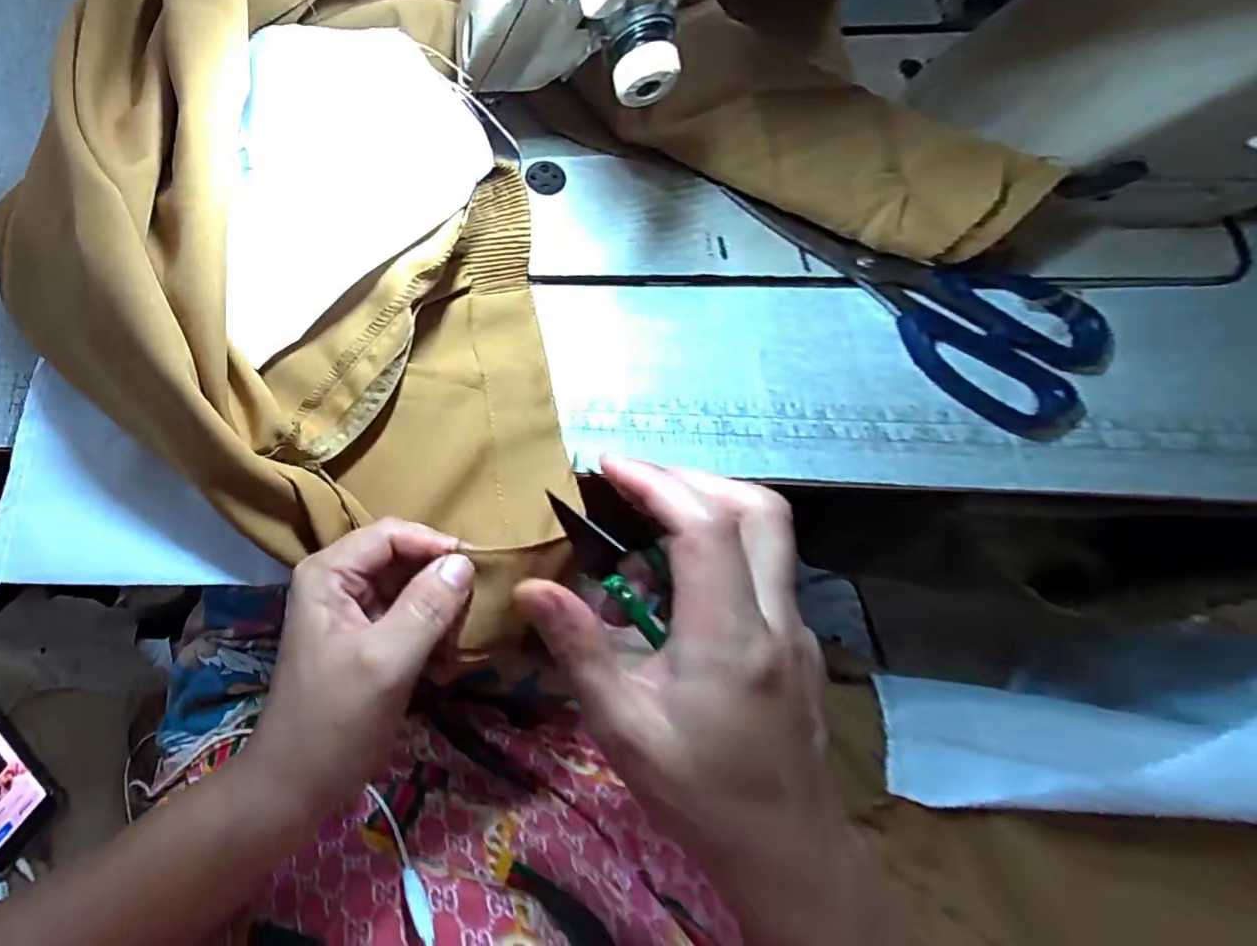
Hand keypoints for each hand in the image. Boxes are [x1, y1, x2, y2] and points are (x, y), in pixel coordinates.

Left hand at [244, 519, 473, 818]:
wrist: (295, 784)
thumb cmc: (334, 721)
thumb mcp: (385, 662)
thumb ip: (425, 608)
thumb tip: (464, 562)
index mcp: (328, 572)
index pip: (389, 535)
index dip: (434, 544)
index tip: (481, 567)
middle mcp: (335, 581)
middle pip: (397, 557)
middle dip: (437, 576)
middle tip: (481, 602)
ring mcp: (347, 610)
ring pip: (404, 587)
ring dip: (437, 605)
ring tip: (469, 629)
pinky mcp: (361, 638)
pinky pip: (402, 616)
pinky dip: (428, 628)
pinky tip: (449, 652)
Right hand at [516, 457, 888, 945]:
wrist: (788, 855)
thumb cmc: (697, 791)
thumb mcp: (621, 726)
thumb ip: (579, 648)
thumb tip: (532, 586)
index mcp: (729, 638)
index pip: (705, 529)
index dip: (656, 484)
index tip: (607, 467)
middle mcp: (773, 620)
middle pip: (757, 511)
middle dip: (688, 479)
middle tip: (626, 484)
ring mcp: (791, 629)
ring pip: (766, 533)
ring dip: (701, 507)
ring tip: (635, 534)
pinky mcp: (790, 640)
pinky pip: (757, 564)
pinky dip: (710, 544)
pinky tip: (661, 584)